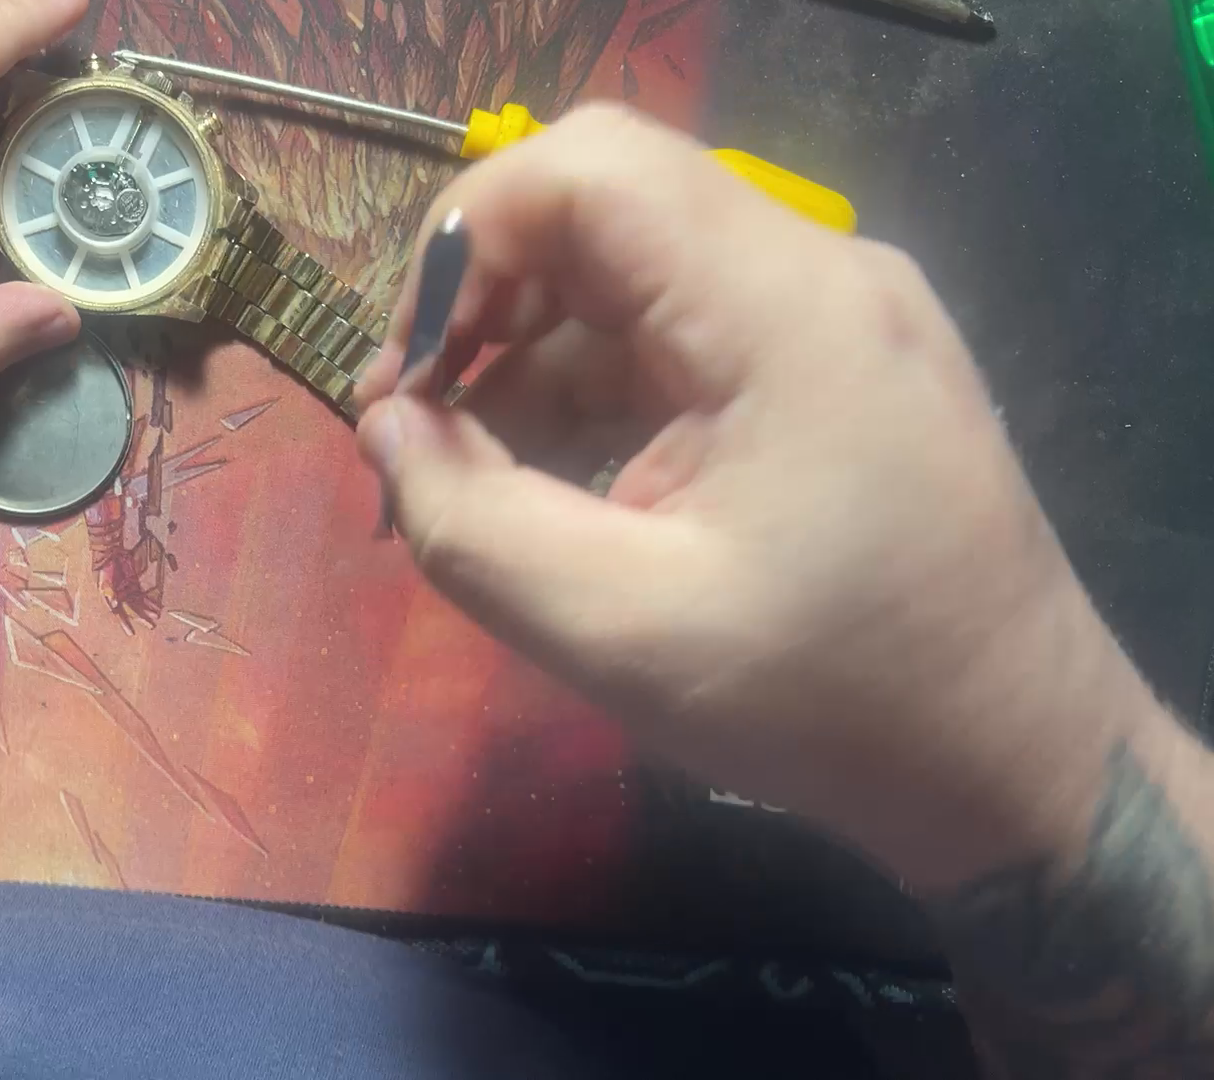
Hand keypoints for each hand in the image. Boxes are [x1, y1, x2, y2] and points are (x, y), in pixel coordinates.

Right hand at [355, 105, 1167, 886]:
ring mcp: (789, 323)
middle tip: (405, 422)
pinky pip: (626, 349)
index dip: (463, 244)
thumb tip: (380, 426)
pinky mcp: (775, 372)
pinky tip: (516, 481)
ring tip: (445, 476)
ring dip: (499, 369)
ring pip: (593, 289)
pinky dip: (548, 404)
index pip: (588, 173)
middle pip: (584, 217)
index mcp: (777, 312)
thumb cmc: (815, 699)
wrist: (992, 760)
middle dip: (468, 309)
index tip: (408, 370)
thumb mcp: (605, 628)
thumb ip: (461, 520)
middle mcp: (794, 280)